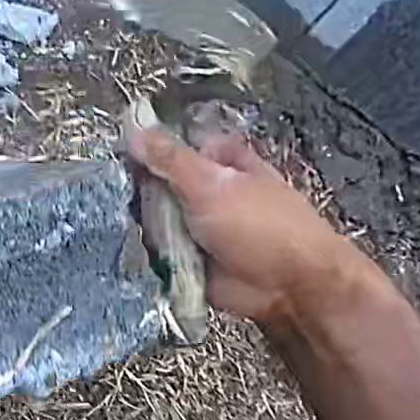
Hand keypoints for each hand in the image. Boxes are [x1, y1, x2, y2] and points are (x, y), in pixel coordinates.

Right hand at [132, 128, 379, 325]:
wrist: (287, 287)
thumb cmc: (262, 227)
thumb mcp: (213, 185)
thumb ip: (172, 160)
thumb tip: (136, 131)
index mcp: (223, 165)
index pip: (180, 149)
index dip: (156, 152)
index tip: (132, 158)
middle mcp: (209, 196)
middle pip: (161, 188)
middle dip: (146, 196)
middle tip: (137, 201)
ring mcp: (199, 230)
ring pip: (157, 223)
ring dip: (150, 229)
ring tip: (147, 234)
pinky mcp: (189, 262)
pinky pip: (159, 254)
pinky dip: (152, 256)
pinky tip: (144, 254)